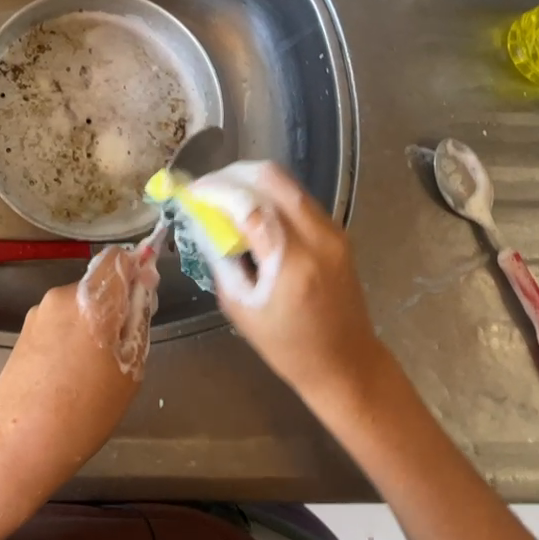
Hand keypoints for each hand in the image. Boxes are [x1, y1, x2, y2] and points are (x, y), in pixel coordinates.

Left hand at [0, 247, 154, 480]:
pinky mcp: (25, 330)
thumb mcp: (129, 371)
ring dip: (93, 324)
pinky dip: (72, 338)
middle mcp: (63, 295)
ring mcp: (40, 312)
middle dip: (115, 306)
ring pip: (79, 304)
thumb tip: (142, 285)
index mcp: (93, 299)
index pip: (118, 258)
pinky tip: (70, 375)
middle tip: (122, 349)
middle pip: (99, 284)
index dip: (135, 270)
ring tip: (94, 371)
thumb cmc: (84, 412)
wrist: (17, 444)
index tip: (142, 298)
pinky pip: (60, 322)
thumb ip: (137, 322)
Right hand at [213, 162, 383, 406]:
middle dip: (231, 175)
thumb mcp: (241, 308)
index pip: (249, 204)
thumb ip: (220, 258)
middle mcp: (317, 237)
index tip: (190, 193)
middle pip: (271, 177)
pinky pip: (296, 196)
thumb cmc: (289, 348)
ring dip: (249, 181)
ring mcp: (331, 230)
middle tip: (206, 190)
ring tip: (222, 198)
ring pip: (285, 182)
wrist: (348, 364)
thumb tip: (199, 220)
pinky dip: (268, 194)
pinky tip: (248, 211)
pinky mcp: (336, 231)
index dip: (215, 191)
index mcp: (292, 262)